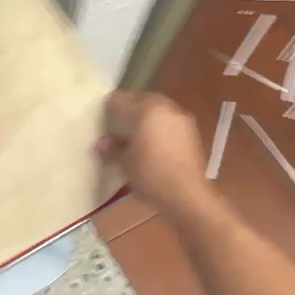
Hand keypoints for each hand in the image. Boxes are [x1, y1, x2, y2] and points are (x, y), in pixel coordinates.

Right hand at [97, 92, 217, 217]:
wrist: (186, 194)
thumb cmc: (151, 174)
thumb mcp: (125, 163)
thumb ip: (113, 148)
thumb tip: (103, 143)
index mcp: (147, 110)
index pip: (122, 100)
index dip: (110, 105)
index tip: (102, 112)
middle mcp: (166, 109)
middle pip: (144, 100)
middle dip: (131, 106)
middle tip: (119, 117)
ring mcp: (182, 120)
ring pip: (160, 110)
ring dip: (148, 115)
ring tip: (136, 129)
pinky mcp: (192, 134)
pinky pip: (170, 122)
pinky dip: (160, 126)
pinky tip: (153, 141)